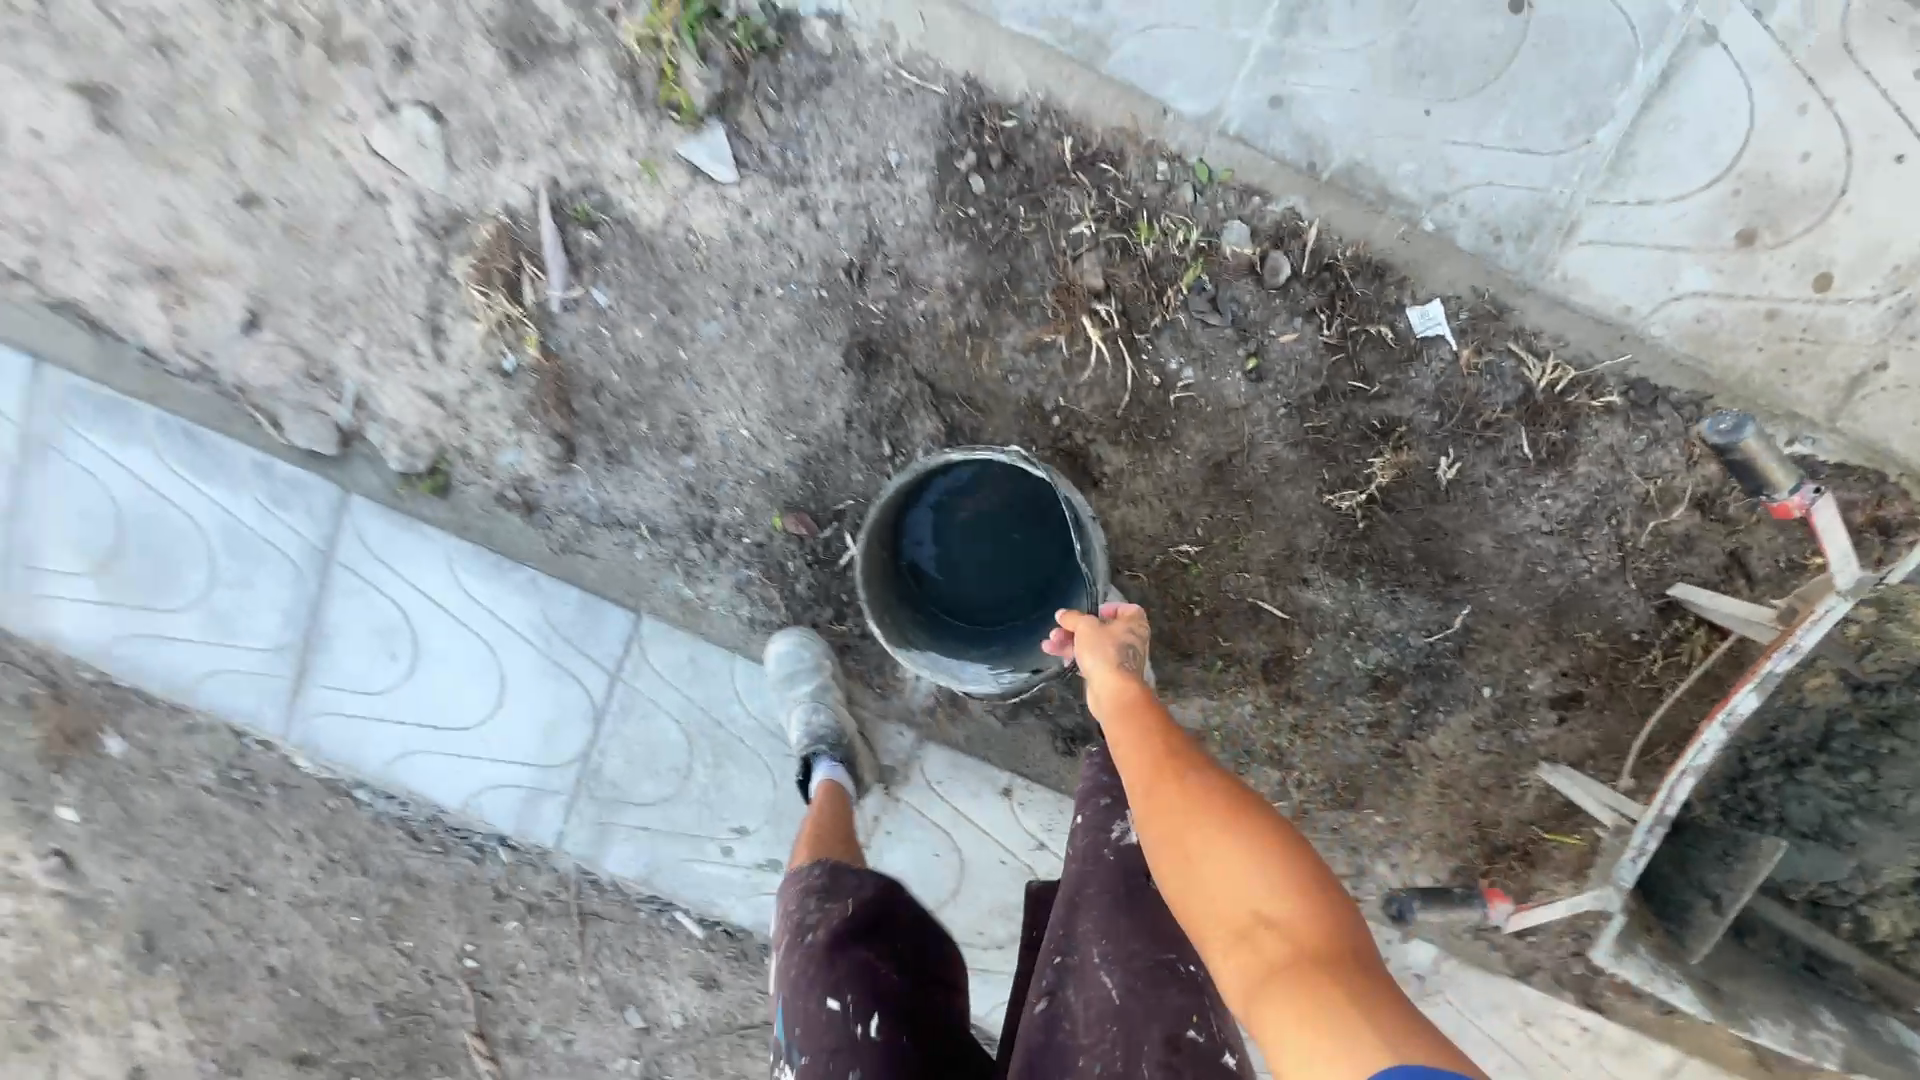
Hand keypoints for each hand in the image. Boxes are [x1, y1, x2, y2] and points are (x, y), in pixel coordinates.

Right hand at [1042, 602, 1150, 694]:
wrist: (1112, 691)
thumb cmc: (1105, 651)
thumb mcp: (1085, 627)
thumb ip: (1072, 618)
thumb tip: (1062, 614)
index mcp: (1133, 624)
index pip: (1128, 610)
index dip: (1111, 608)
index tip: (1094, 611)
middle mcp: (1129, 641)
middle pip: (1101, 628)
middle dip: (1075, 628)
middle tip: (1057, 630)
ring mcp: (1119, 660)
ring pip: (1092, 646)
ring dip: (1069, 642)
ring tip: (1049, 644)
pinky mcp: (1108, 675)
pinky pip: (1089, 661)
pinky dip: (1074, 657)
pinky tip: (1055, 655)